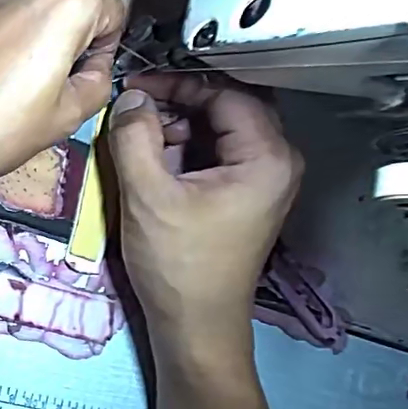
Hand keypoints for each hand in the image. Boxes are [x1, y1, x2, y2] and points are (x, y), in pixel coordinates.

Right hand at [107, 74, 302, 343]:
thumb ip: (135, 136)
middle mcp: (276, 162)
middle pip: (229, 106)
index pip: (227, 92)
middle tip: (138, 107)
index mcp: (267, 156)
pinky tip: (154, 159)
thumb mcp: (147, 196)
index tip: (137, 86)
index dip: (179, 83)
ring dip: (179, 125)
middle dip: (179, 102)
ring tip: (140, 137)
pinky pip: (216, 154)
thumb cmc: (178, 265)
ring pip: (220, 130)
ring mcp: (262, 180)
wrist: (195, 325)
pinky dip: (184, 148)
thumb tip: (131, 96)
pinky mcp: (243, 196)